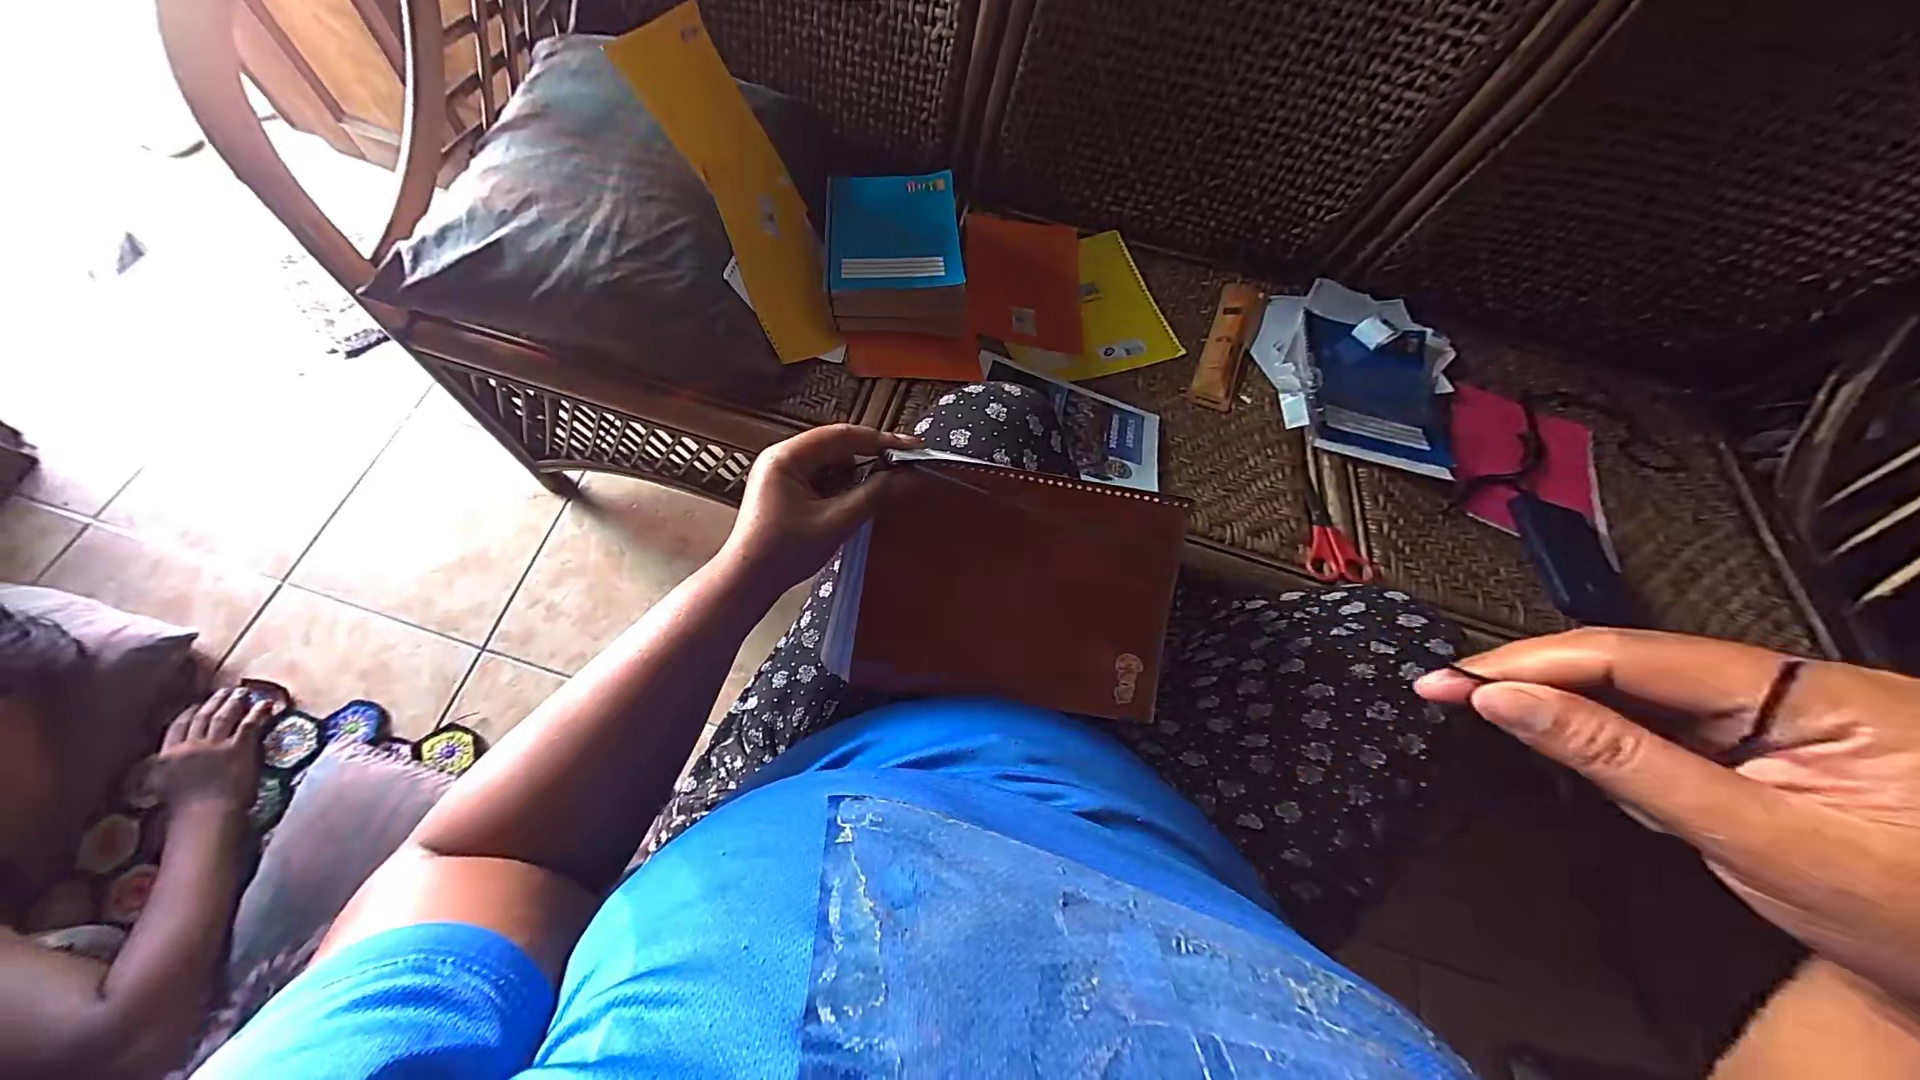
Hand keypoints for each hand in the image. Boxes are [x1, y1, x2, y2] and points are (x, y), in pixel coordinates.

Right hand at [151, 687, 269, 814]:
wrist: (205, 813)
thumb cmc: (186, 806)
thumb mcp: (163, 784)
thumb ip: (165, 769)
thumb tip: (166, 762)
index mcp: (167, 756)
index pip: (176, 727)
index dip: (189, 712)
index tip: (197, 703)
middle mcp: (189, 746)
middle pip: (202, 717)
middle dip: (214, 701)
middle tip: (226, 691)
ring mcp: (214, 745)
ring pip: (224, 716)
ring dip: (234, 702)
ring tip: (243, 692)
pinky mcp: (238, 747)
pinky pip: (249, 723)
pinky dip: (257, 712)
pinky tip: (265, 704)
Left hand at [719, 424, 920, 596]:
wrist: (748, 581)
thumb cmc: (779, 553)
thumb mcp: (835, 523)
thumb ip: (873, 496)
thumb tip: (906, 478)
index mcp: (786, 457)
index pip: (843, 435)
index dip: (881, 440)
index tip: (910, 447)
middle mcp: (782, 458)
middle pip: (839, 447)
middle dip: (871, 458)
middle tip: (903, 468)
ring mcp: (784, 474)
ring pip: (834, 463)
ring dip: (858, 475)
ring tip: (879, 491)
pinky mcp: (788, 490)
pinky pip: (825, 478)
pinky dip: (844, 487)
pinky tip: (854, 504)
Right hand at [1415, 629, 1919, 1010]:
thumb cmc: (1917, 920)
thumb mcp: (1757, 839)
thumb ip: (1620, 761)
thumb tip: (1509, 703)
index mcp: (1814, 693)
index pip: (1627, 654)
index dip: (1526, 663)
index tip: (1453, 681)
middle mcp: (1789, 686)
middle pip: (1618, 661)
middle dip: (1528, 679)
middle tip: (1449, 692)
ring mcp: (1771, 710)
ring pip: (1625, 688)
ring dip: (1561, 709)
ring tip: (1501, 721)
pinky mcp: (1751, 737)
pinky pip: (1649, 719)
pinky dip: (1600, 737)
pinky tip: (1581, 755)